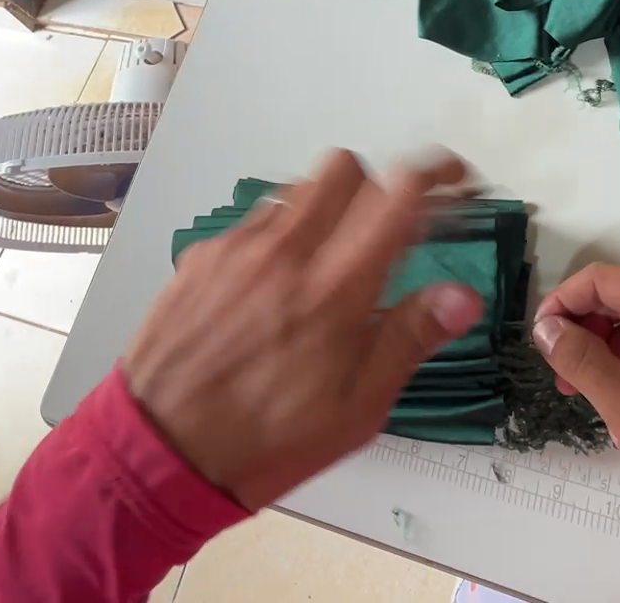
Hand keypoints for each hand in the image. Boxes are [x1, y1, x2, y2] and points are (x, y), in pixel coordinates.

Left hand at [124, 149, 484, 508]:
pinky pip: (258, 219)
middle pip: (346, 167)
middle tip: (384, 226)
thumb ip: (409, 339)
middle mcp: (289, 251)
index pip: (397, 197)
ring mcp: (241, 246)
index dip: (436, 174)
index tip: (454, 180)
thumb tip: (464, 294)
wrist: (155, 451)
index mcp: (336, 289)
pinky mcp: (206, 253)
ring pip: (301, 187)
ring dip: (329, 207)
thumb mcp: (355, 410)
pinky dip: (283, 233)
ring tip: (328, 257)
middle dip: (377, 184)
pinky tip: (273, 282)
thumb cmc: (268, 440)